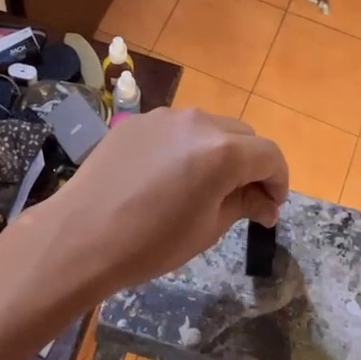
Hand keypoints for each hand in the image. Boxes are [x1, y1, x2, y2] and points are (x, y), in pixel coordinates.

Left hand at [27, 106, 289, 294]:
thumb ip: (243, 203)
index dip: (278, 181)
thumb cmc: (151, 242)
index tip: (271, 206)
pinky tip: (166, 178)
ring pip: (208, 128)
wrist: (82, 234)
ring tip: (201, 187)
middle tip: (242, 200)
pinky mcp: (137, 121)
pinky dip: (184, 147)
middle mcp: (198, 122)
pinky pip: (175, 129)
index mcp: (222, 150)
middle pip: (241, 136)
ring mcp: (164, 116)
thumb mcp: (208, 228)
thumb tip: (266, 201)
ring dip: (217, 152)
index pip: (269, 155)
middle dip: (250, 165)